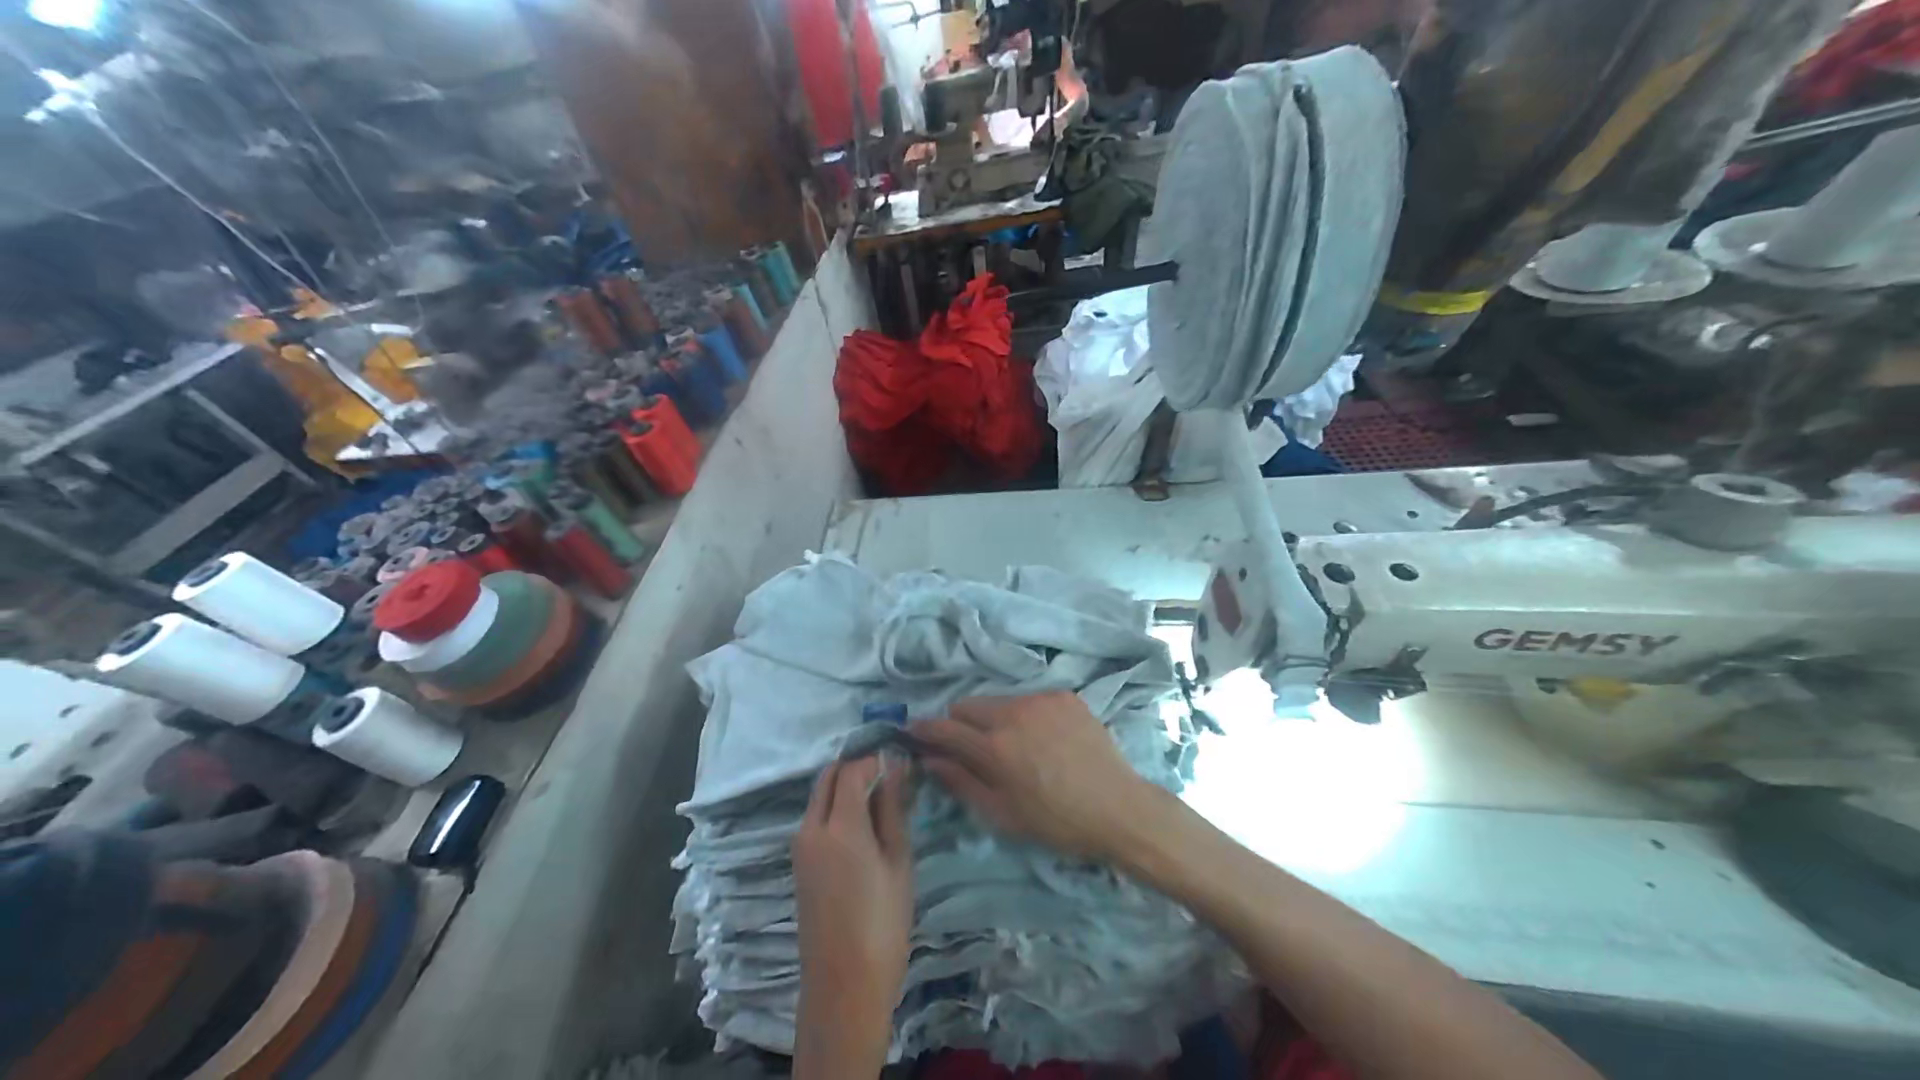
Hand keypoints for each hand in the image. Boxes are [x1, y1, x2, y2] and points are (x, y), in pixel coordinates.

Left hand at [793, 755, 913, 1079]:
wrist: (844, 986)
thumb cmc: (882, 922)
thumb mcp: (898, 862)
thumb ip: (893, 809)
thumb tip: (896, 766)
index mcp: (839, 825)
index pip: (852, 769)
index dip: (875, 757)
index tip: (900, 757)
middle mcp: (811, 828)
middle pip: (828, 778)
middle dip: (855, 766)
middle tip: (889, 772)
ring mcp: (799, 847)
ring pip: (819, 797)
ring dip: (844, 787)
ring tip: (881, 797)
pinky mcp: (798, 865)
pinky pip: (815, 819)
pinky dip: (835, 808)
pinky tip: (863, 823)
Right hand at [911, 691, 1161, 861]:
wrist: (1119, 808)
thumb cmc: (1057, 821)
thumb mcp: (1002, 813)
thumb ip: (961, 781)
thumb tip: (929, 759)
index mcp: (995, 746)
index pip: (945, 727)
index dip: (925, 730)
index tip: (913, 733)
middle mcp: (1014, 712)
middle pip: (967, 705)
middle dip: (959, 723)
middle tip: (968, 747)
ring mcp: (1042, 700)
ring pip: (998, 700)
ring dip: (992, 718)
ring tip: (1011, 745)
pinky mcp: (1064, 696)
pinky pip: (1029, 699)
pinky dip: (1024, 715)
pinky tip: (1041, 739)